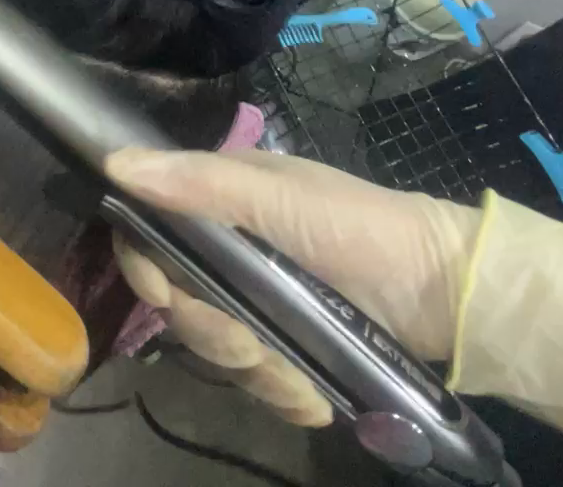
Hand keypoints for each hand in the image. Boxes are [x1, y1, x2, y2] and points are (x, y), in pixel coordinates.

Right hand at [107, 147, 562, 434]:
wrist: (448, 291)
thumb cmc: (357, 227)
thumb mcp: (278, 199)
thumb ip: (199, 185)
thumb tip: (114, 164)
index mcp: (219, 201)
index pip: (149, 230)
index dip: (145, 264)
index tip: (165, 295)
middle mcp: (229, 249)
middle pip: (177, 298)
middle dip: (209, 331)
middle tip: (250, 345)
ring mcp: (258, 299)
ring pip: (214, 345)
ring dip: (250, 369)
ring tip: (296, 377)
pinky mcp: (288, 342)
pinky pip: (257, 376)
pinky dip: (280, 392)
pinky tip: (312, 397)